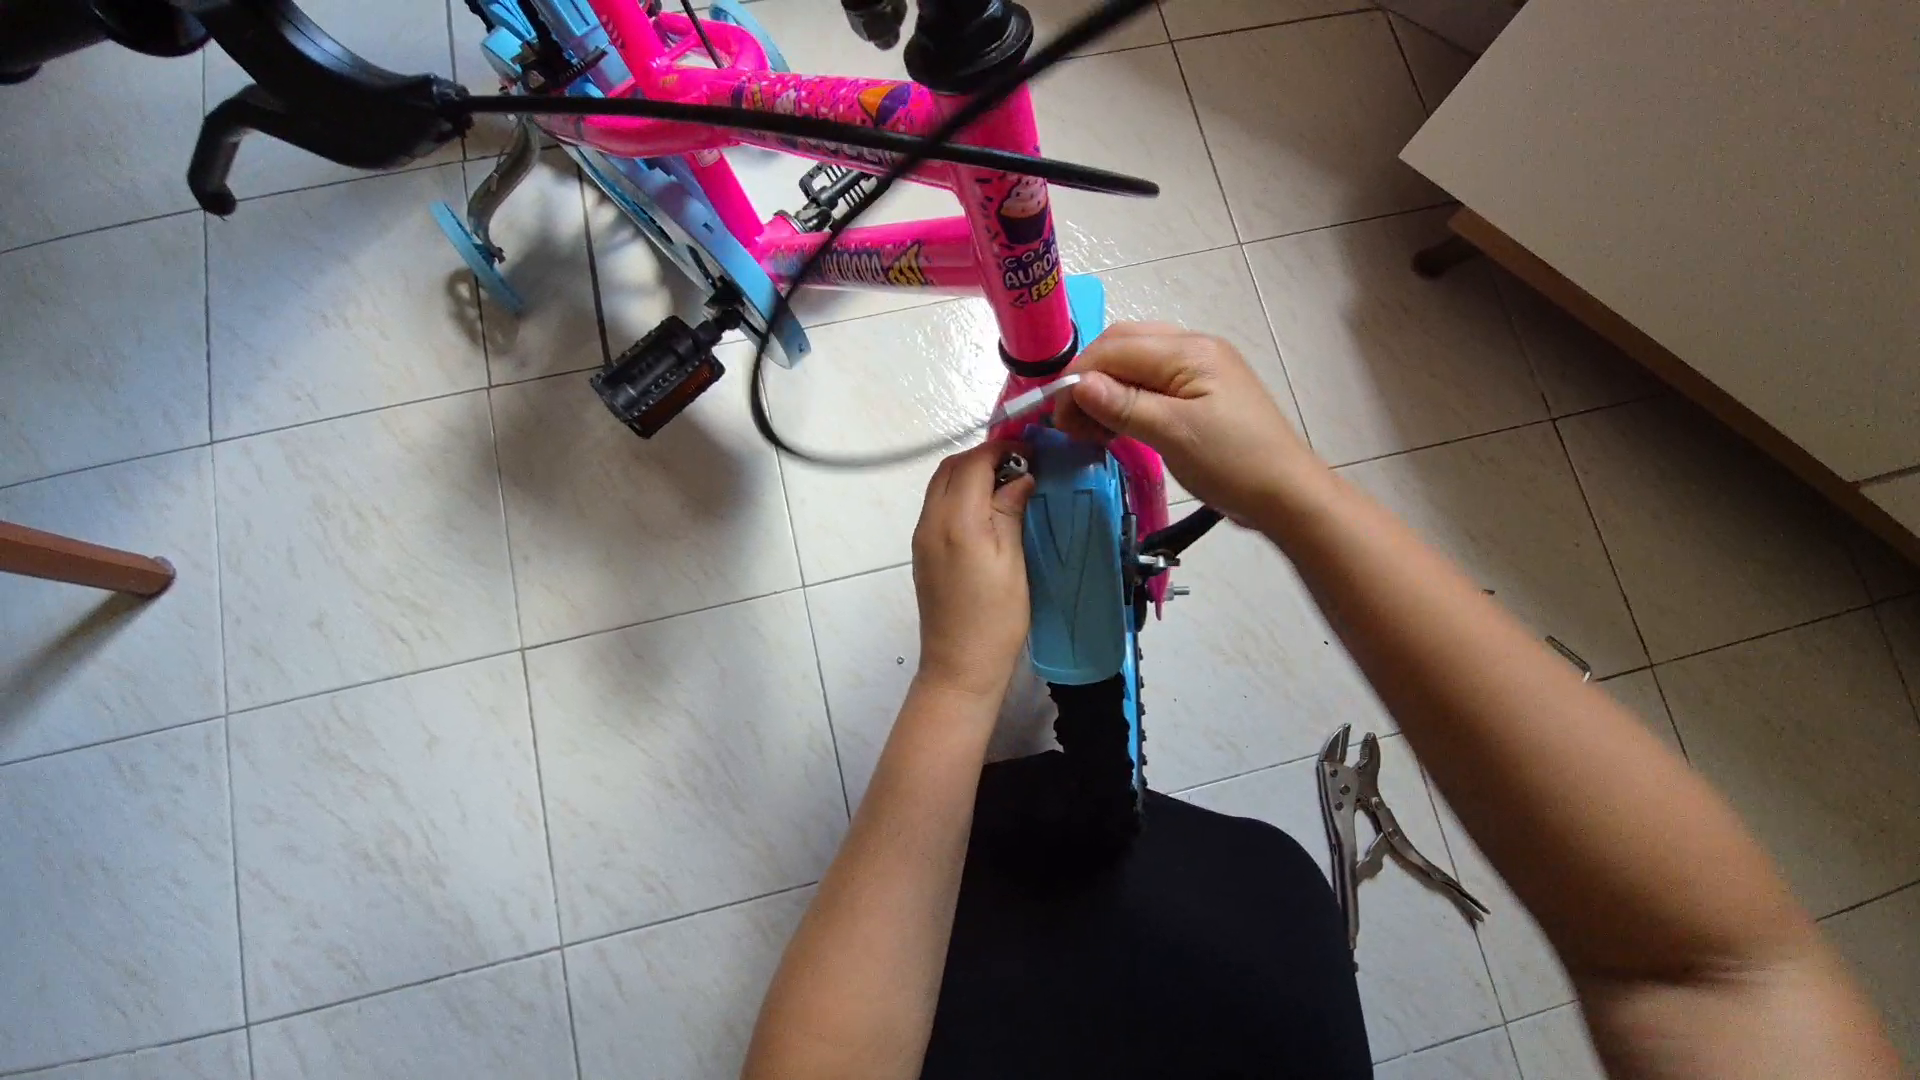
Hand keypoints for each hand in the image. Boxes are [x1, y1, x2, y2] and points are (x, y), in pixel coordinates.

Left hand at [910, 441, 1035, 702]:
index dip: (1002, 449)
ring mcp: (921, 536)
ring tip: (1008, 485)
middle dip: (984, 457)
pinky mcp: (922, 551)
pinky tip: (988, 509)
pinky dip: (961, 494)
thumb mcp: (1013, 561)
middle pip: (951, 468)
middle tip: (1021, 465)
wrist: (959, 665)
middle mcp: (930, 521)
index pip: (973, 463)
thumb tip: (1020, 477)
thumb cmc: (996, 617)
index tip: (1032, 452)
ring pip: (941, 484)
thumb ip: (1010, 511)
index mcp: (956, 520)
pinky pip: (938, 505)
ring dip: (970, 474)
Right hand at [1053, 322, 1319, 523]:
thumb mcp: (1172, 434)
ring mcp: (1199, 370)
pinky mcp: (1200, 393)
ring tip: (1092, 430)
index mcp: (1188, 351)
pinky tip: (1117, 427)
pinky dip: (1125, 401)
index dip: (1078, 378)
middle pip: (1122, 347)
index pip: (1114, 348)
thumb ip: (1124, 404)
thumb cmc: (1232, 463)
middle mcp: (1193, 348)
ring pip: (1134, 365)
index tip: (1057, 418)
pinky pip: (1150, 384)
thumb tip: (1078, 385)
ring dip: (1105, 391)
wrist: (1286, 494)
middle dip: (1088, 380)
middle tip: (1072, 425)